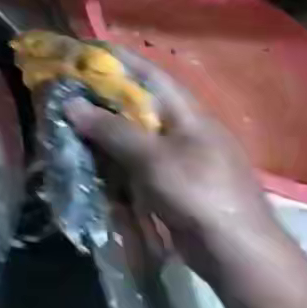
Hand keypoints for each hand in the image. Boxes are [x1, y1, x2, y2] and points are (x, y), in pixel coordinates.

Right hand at [65, 49, 286, 272]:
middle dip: (103, 98)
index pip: (148, 73)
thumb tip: (71, 103)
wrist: (239, 255)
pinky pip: (138, 163)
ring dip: (105, 132)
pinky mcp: (175, 185)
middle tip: (67, 93)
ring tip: (72, 127)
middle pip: (138, 104)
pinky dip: (115, 160)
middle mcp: (184, 129)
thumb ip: (111, 130)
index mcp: (186, 112)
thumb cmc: (199, 194)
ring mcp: (181, 158)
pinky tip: (93, 163)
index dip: (116, 59)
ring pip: (135, 135)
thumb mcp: (152, 158)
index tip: (82, 52)